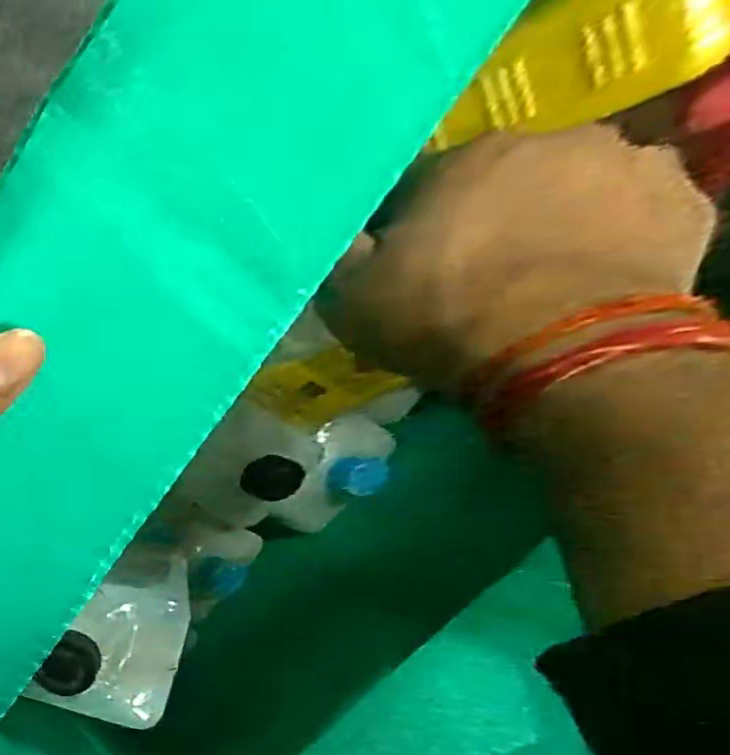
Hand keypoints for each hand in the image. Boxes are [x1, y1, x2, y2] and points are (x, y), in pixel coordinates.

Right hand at [320, 125, 715, 392]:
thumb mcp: (348, 293)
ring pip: (565, 192)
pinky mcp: (685, 203)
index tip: (388, 265)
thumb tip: (335, 229)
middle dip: (474, 218)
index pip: (411, 186)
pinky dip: (598, 238)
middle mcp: (553, 142)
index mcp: (464, 158)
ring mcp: (632, 165)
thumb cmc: (436, 313)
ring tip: (519, 277)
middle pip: (495, 181)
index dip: (394, 228)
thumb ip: (338, 250)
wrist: (558, 346)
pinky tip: (570, 278)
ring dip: (540, 221)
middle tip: (456, 273)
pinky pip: (623, 216)